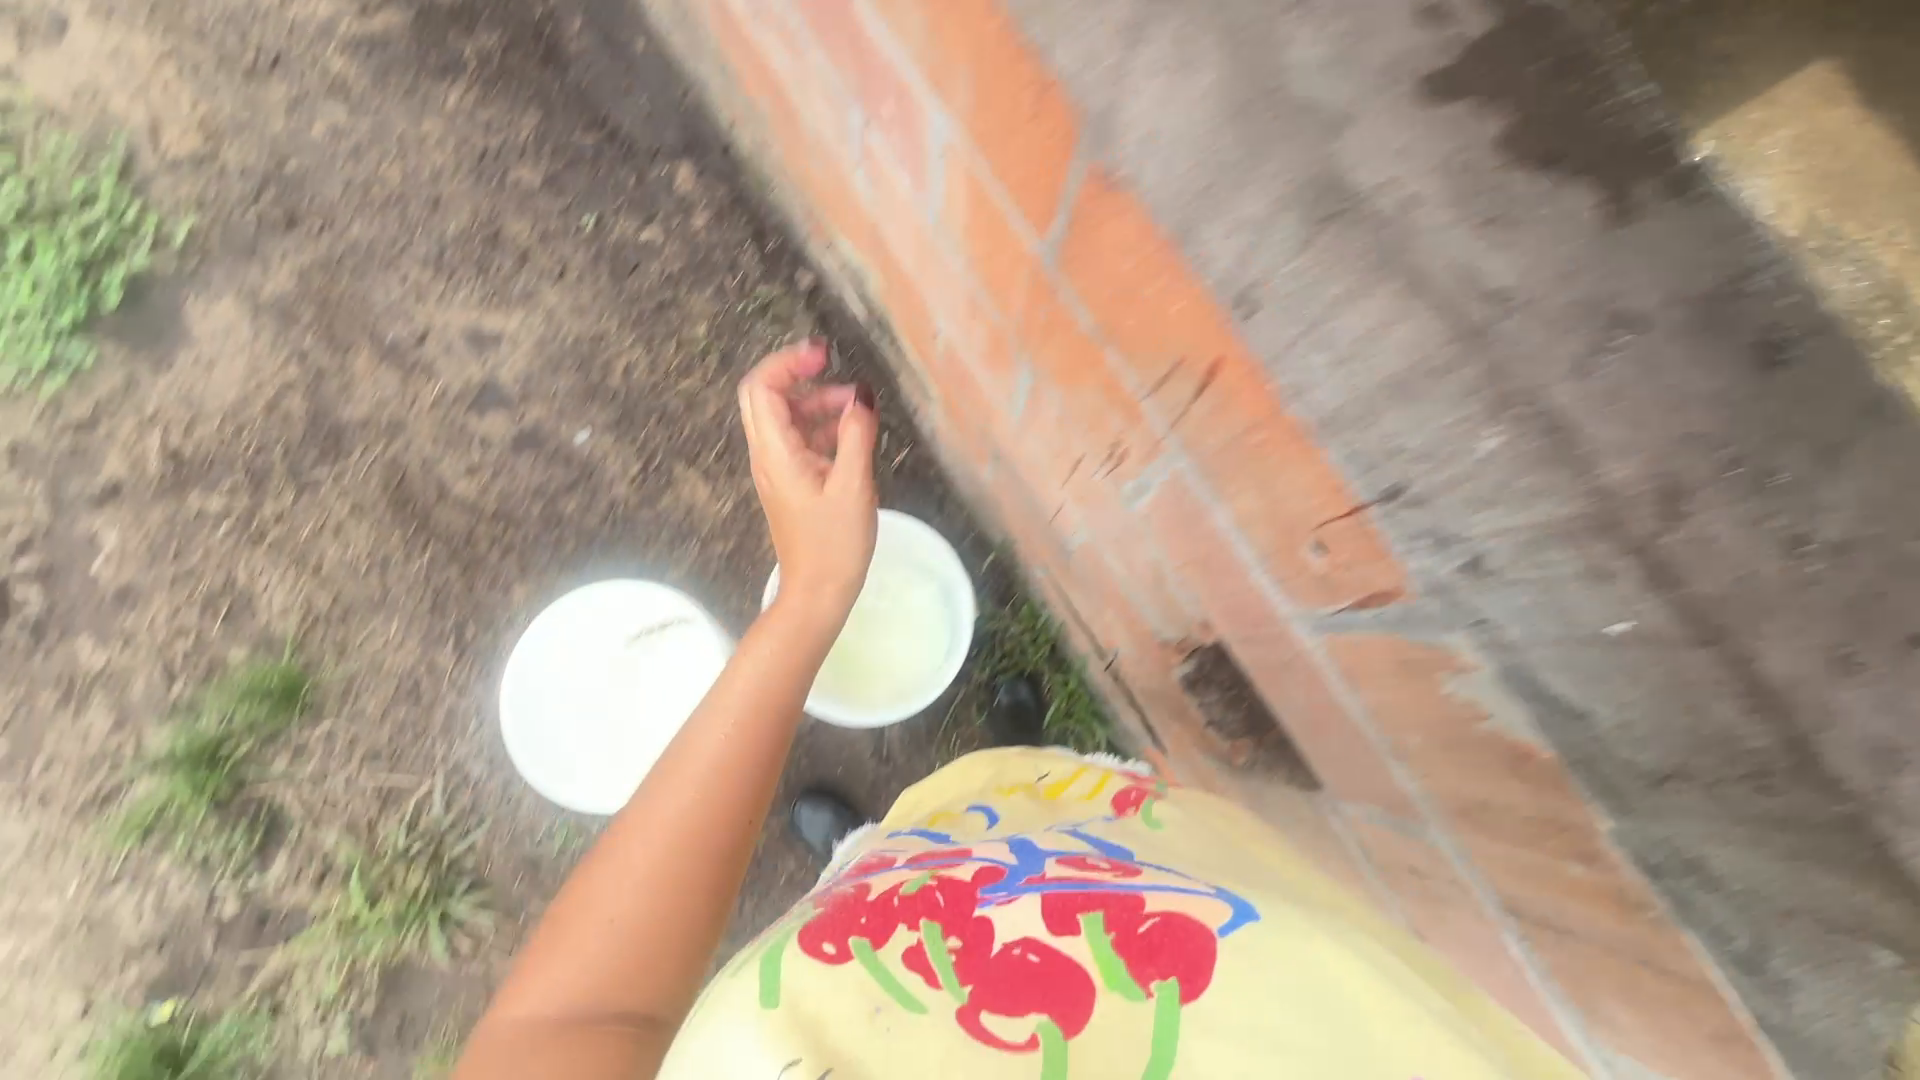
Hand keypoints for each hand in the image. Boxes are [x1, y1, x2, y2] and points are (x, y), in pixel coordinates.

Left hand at [738, 339, 878, 629]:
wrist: (818, 593)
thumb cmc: (835, 545)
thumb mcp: (853, 486)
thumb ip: (856, 435)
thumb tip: (861, 396)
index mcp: (776, 454)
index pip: (762, 388)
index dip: (788, 363)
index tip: (825, 357)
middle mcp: (768, 457)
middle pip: (768, 398)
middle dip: (802, 379)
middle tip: (839, 376)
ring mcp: (778, 471)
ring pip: (787, 420)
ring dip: (817, 405)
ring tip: (858, 412)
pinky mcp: (792, 484)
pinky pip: (800, 442)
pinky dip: (823, 429)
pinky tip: (852, 438)